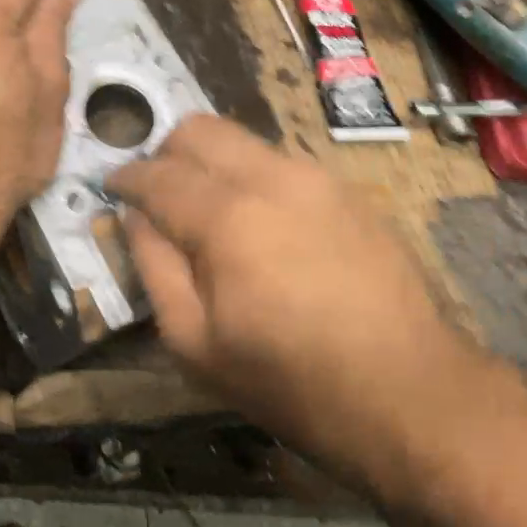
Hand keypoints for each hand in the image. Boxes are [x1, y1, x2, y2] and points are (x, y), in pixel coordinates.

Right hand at [108, 115, 484, 480]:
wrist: (415, 398)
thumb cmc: (293, 383)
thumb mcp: (196, 344)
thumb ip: (154, 268)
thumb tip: (135, 219)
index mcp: (226, 219)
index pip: (156, 173)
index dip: (125, 178)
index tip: (111, 188)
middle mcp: (270, 179)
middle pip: (198, 128)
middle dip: (165, 152)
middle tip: (157, 193)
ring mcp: (316, 178)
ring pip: (241, 139)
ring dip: (210, 162)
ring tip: (207, 211)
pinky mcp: (348, 191)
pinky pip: (279, 162)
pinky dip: (250, 176)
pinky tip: (259, 225)